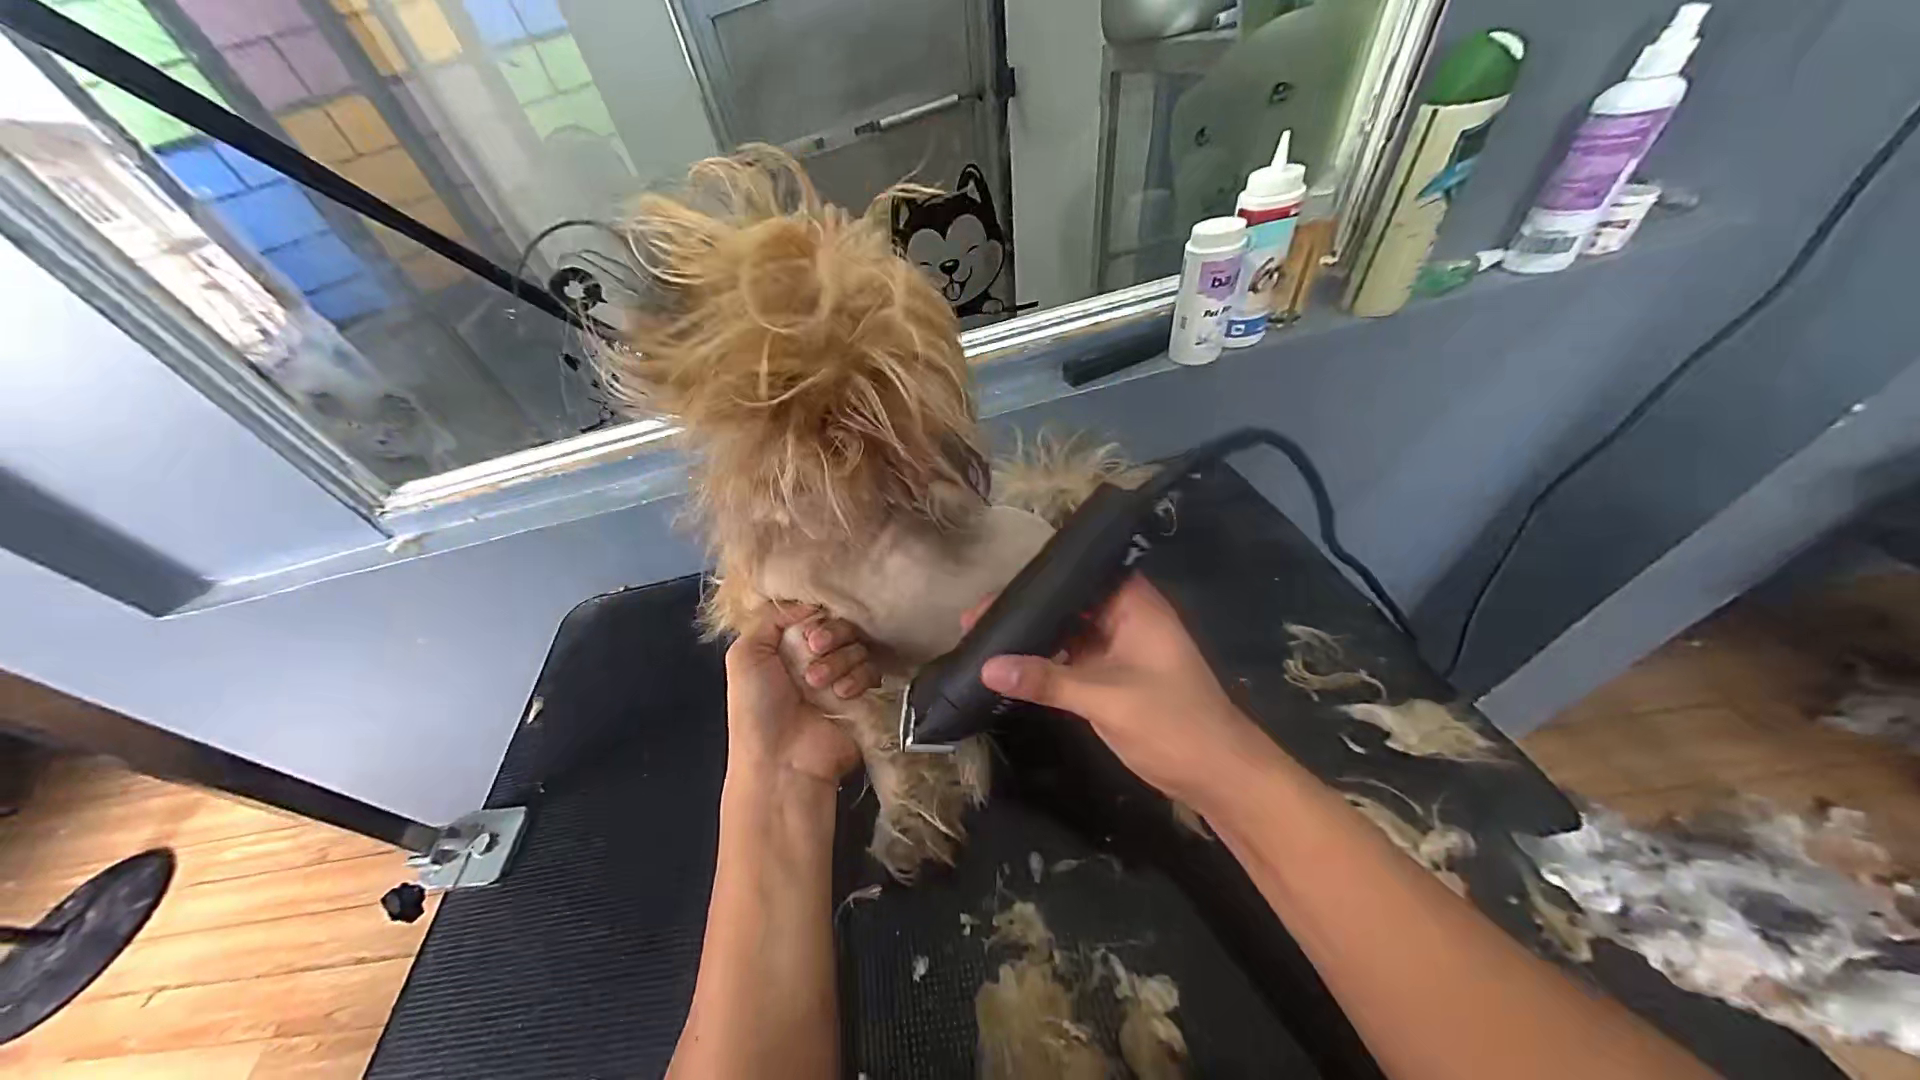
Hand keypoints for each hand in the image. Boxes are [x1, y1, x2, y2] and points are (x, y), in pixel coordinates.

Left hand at [725, 607, 862, 785]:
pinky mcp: (862, 694)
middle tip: (815, 652)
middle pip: (840, 625)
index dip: (816, 615)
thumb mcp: (745, 655)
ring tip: (818, 684)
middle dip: (830, 635)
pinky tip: (842, 694)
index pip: (814, 613)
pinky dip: (857, 678)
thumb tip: (809, 605)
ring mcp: (840, 675)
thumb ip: (771, 619)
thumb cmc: (756, 708)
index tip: (809, 630)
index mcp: (787, 645)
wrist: (782, 761)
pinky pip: (871, 670)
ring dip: (839, 661)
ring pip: (857, 646)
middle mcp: (815, 657)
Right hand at [969, 574, 1281, 807]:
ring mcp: (1117, 649)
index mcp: (1135, 605)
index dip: (1044, 572)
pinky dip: (1044, 662)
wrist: (1218, 777)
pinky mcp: (1110, 677)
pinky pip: (1070, 660)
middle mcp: (1125, 619)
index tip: (1001, 580)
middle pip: (1069, 602)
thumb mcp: (1107, 698)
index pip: (1084, 572)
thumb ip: (1048, 680)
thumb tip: (986, 666)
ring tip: (984, 636)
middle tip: (978, 614)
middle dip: (1028, 607)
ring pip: (1067, 632)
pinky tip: (1011, 665)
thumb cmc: (1174, 724)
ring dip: (1033, 636)